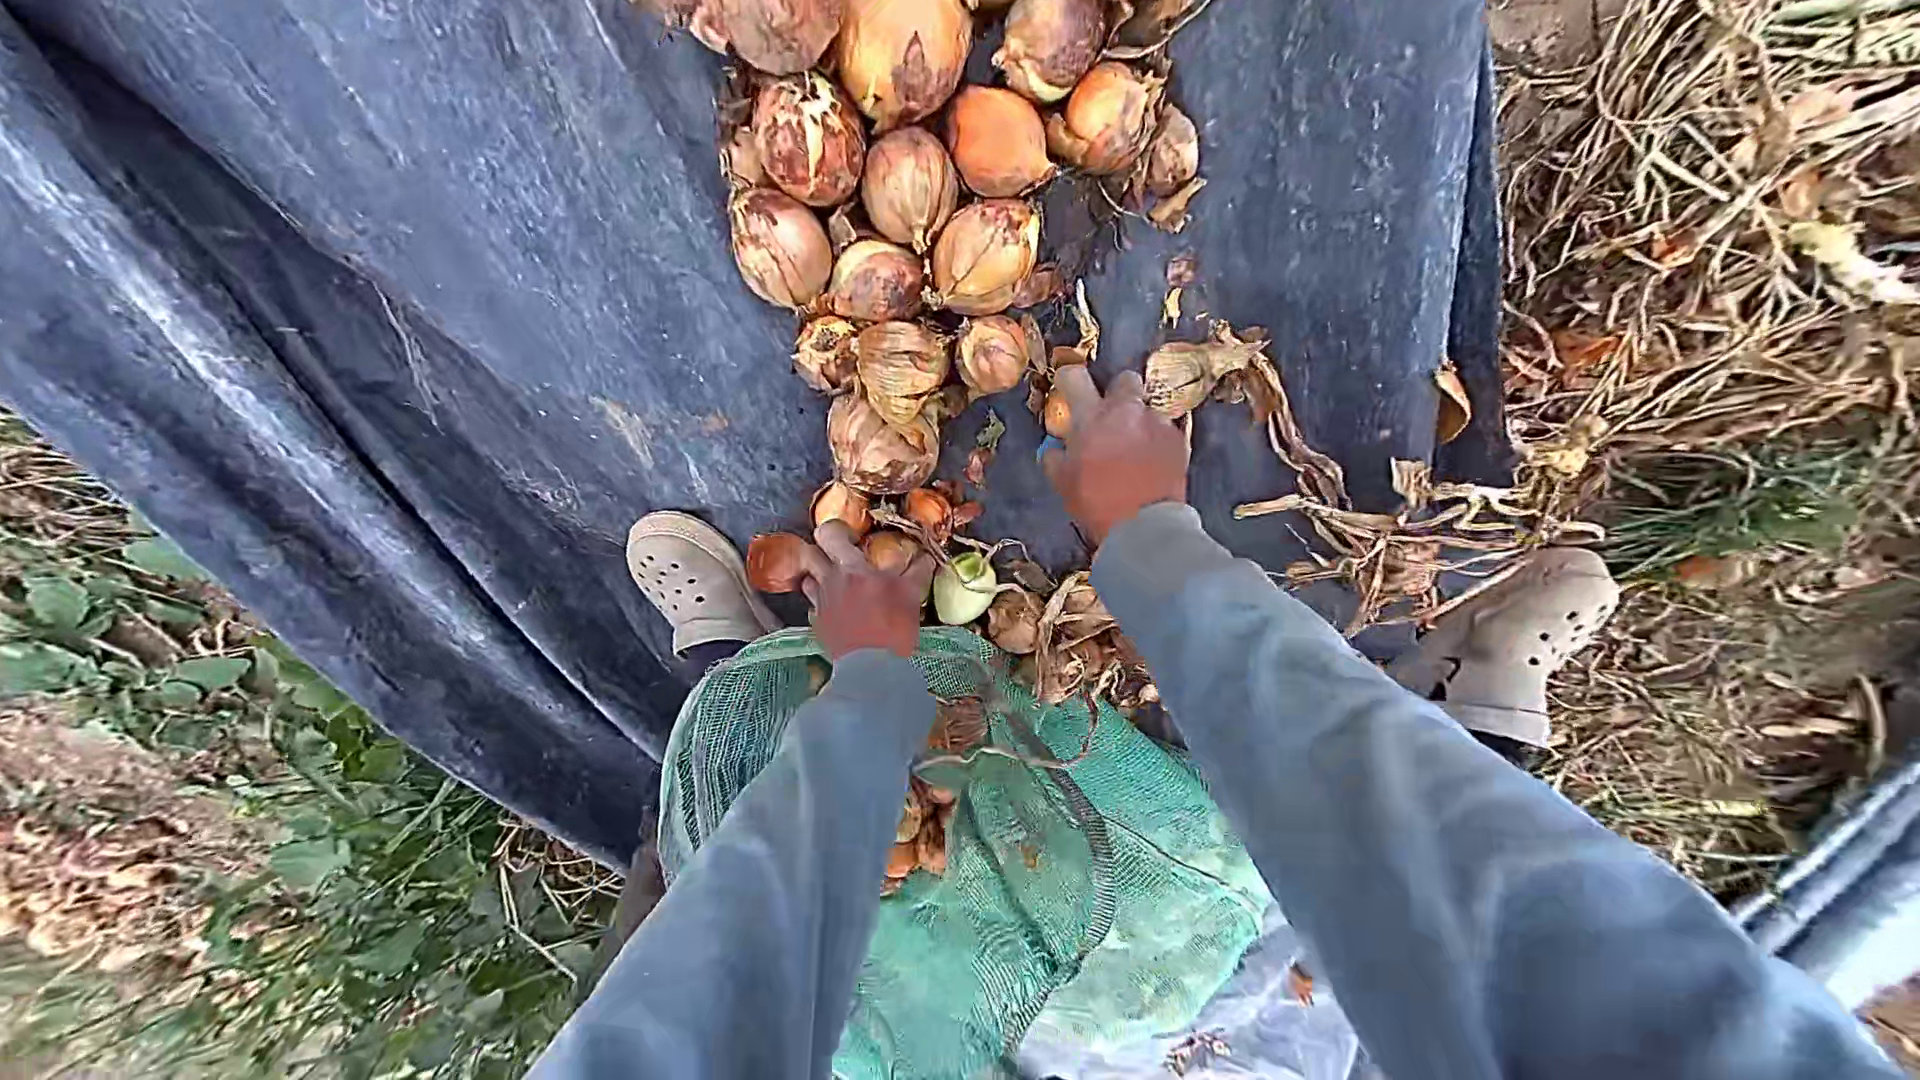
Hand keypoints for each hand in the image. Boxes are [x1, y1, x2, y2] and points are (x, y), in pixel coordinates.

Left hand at [800, 520, 934, 659]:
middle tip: (840, 555)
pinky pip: (813, 604)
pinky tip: (838, 609)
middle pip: (810, 551)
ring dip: (820, 575)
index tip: (854, 538)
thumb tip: (926, 557)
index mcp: (852, 568)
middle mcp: (829, 581)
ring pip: (808, 578)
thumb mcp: (911, 596)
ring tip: (838, 582)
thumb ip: (917, 572)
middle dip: (822, 548)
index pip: (831, 533)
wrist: (871, 669)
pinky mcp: (817, 624)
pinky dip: (823, 602)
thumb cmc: (893, 629)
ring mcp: (819, 603)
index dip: (840, 529)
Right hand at [1042, 366, 1189, 545]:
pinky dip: (1156, 441)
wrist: (1143, 526)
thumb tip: (1054, 447)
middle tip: (1111, 416)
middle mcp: (1126, 411)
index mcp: (1091, 417)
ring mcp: (1156, 423)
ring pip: (1146, 409)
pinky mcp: (1178, 440)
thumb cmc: (1096, 503)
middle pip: (1124, 379)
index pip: (1075, 377)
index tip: (1068, 387)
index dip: (1069, 379)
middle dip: (1117, 392)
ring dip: (1138, 423)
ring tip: (1134, 449)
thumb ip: (1055, 457)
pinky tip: (1151, 463)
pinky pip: (1164, 430)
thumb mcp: (1062, 482)